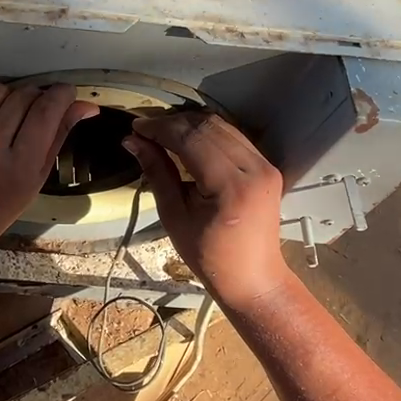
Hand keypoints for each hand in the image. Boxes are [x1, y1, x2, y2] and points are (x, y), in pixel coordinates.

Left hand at [0, 83, 97, 247]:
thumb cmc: (1, 204)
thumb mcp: (37, 176)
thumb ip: (60, 135)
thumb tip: (86, 105)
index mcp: (18, 165)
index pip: (45, 112)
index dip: (61, 95)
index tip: (66, 92)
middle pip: (22, 97)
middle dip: (36, 96)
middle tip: (38, 108)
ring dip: (10, 97)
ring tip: (10, 116)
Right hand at [123, 111, 297, 310]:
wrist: (252, 277)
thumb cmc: (208, 255)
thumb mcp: (174, 216)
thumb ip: (157, 172)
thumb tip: (133, 142)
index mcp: (230, 185)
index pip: (191, 138)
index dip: (160, 128)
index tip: (136, 127)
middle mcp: (254, 168)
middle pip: (207, 126)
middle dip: (172, 122)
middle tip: (145, 130)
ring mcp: (265, 165)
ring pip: (222, 126)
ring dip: (189, 124)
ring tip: (162, 134)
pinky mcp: (267, 166)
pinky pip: (233, 137)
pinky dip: (207, 133)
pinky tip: (186, 141)